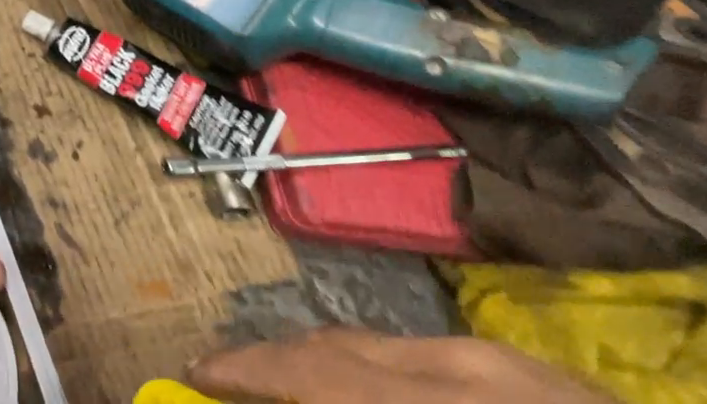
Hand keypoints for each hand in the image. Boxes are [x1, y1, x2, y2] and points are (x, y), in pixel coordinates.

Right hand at [189, 328, 614, 403]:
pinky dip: (395, 379)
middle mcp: (468, 370)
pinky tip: (398, 402)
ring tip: (309, 397)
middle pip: (340, 347)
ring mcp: (517, 371)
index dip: (241, 369)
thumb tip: (288, 395)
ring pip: (391, 349)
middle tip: (236, 386)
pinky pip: (445, 363)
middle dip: (277, 365)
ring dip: (335, 372)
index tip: (193, 373)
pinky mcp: (551, 381)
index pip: (311, 371)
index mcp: (432, 401)